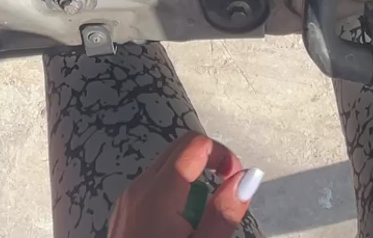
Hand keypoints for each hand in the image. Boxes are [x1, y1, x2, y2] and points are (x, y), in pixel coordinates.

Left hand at [107, 131, 263, 237]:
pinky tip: (180, 227)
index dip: (222, 154)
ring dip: (191, 178)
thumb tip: (250, 176)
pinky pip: (153, 185)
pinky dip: (173, 192)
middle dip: (208, 162)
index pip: (194, 145)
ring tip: (203, 219)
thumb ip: (224, 213)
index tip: (236, 181)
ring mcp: (127, 199)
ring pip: (166, 165)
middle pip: (179, 148)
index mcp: (160, 193)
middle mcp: (139, 187)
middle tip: (227, 195)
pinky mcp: (123, 212)